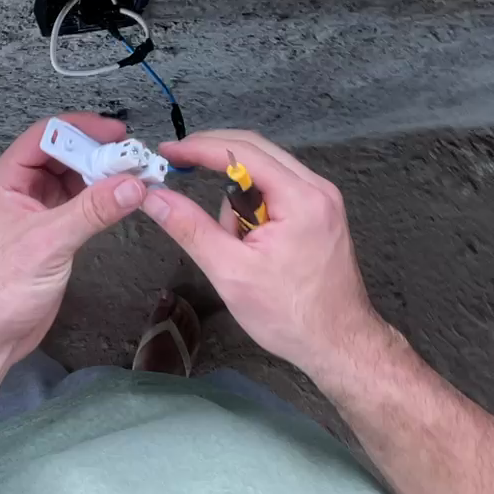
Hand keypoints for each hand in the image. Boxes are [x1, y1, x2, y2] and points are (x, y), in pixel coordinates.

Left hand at [0, 114, 146, 366]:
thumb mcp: (48, 242)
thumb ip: (92, 211)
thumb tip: (131, 185)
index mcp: (7, 179)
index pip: (46, 136)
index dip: (81, 128)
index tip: (116, 133)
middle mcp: (20, 189)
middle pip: (63, 155)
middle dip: (97, 152)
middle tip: (132, 156)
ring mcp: (36, 211)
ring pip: (73, 178)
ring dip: (101, 175)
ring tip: (133, 174)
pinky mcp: (51, 233)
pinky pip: (79, 203)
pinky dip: (100, 199)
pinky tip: (121, 200)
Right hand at [146, 129, 388, 380]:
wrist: (340, 346)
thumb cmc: (289, 315)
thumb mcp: (230, 272)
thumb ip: (190, 228)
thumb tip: (153, 197)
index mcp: (300, 198)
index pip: (242, 152)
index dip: (200, 147)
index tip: (167, 151)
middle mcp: (316, 186)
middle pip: (255, 150)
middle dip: (214, 158)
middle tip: (179, 167)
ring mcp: (322, 197)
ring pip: (264, 169)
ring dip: (237, 192)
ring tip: (235, 243)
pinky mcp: (320, 210)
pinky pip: (276, 186)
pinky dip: (253, 201)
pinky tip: (249, 239)